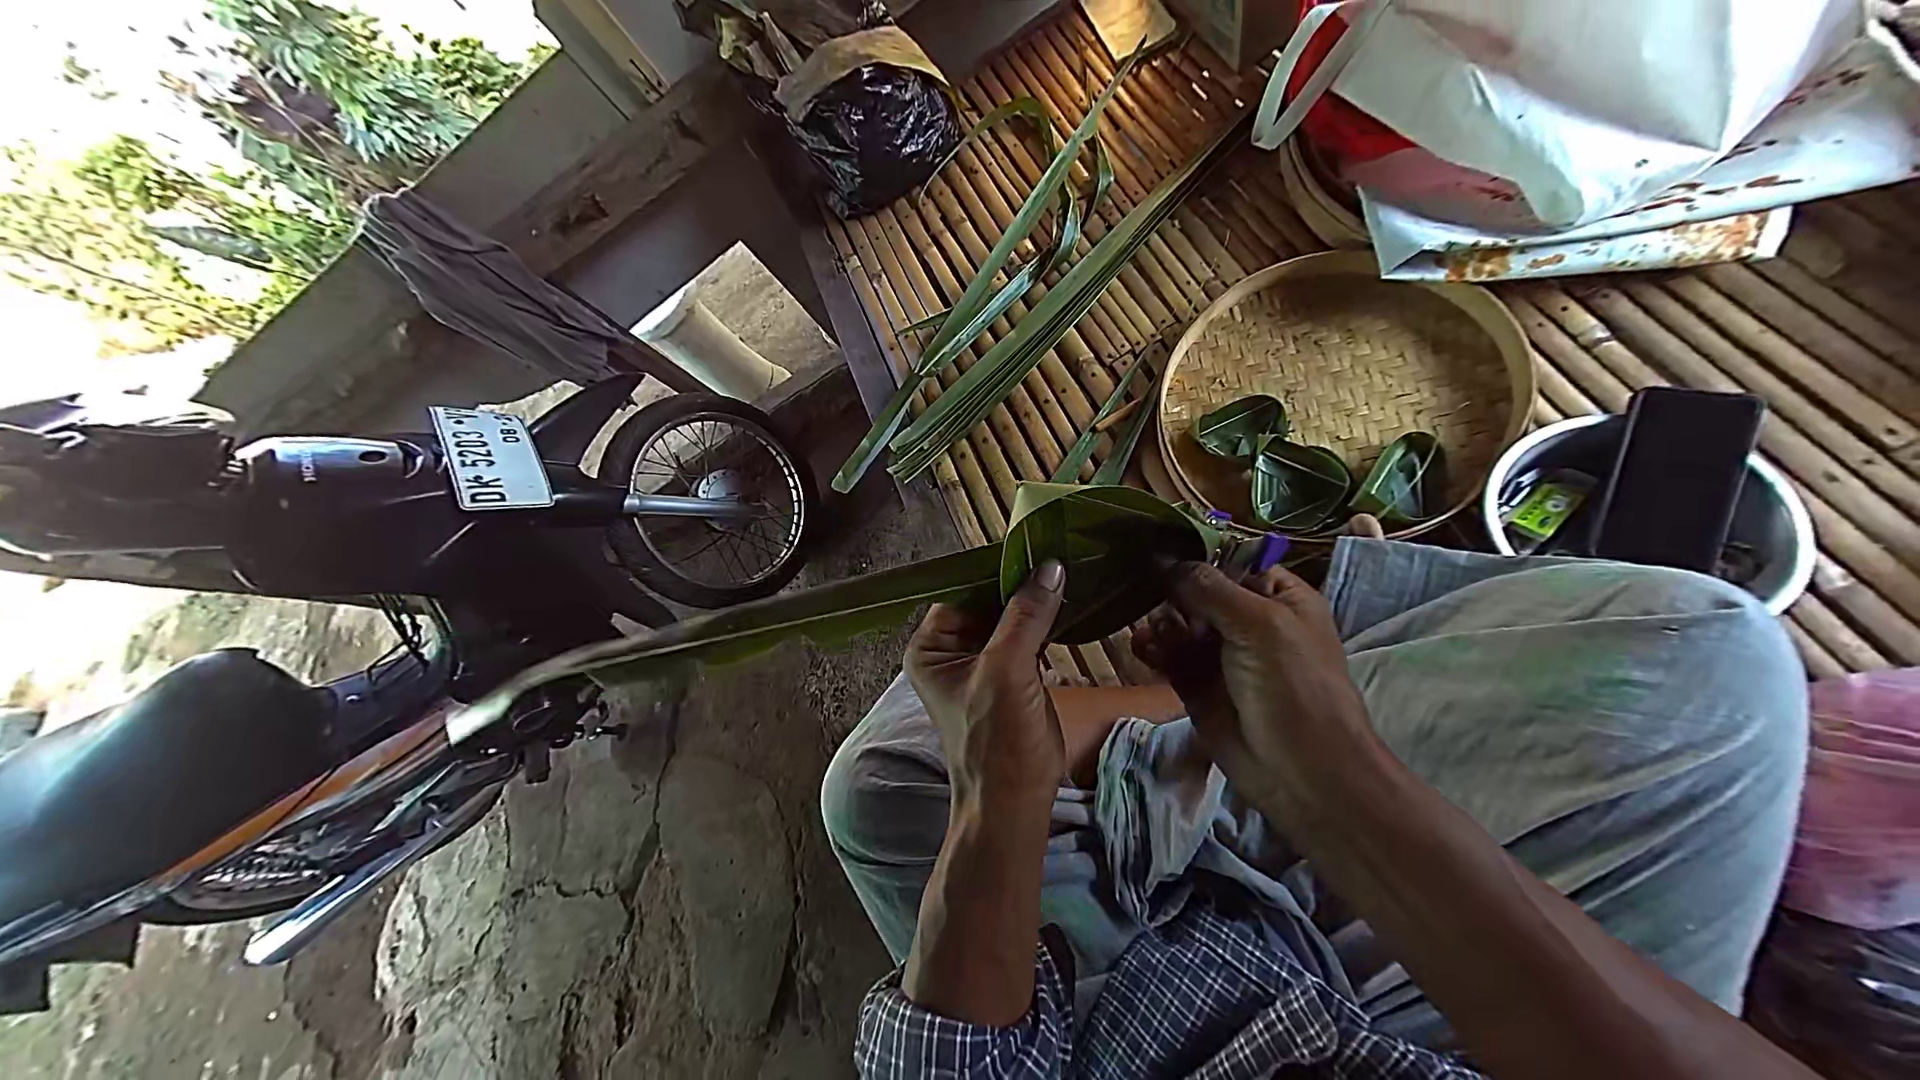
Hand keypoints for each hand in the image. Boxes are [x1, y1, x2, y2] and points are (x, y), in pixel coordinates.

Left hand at [906, 560, 1066, 804]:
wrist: (1015, 800)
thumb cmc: (997, 740)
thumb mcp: (1007, 670)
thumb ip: (1026, 616)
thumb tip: (1049, 567)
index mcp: (931, 647)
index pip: (962, 593)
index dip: (995, 575)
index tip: (1033, 552)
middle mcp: (950, 652)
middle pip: (988, 605)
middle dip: (1020, 592)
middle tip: (1056, 565)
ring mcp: (980, 664)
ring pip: (1010, 621)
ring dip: (1035, 610)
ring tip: (1064, 586)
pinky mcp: (1008, 677)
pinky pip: (1025, 640)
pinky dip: (1043, 631)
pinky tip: (1063, 620)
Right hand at [1132, 562, 1377, 816]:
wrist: (1298, 772)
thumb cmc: (1293, 687)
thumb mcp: (1260, 625)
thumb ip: (1211, 589)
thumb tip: (1168, 561)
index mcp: (1277, 596)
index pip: (1230, 561)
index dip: (1197, 556)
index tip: (1159, 552)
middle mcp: (1246, 619)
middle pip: (1195, 590)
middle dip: (1171, 593)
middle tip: (1158, 603)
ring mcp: (1218, 652)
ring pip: (1175, 621)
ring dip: (1158, 622)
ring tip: (1151, 634)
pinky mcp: (1194, 682)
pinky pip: (1165, 653)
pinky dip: (1151, 647)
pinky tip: (1144, 649)